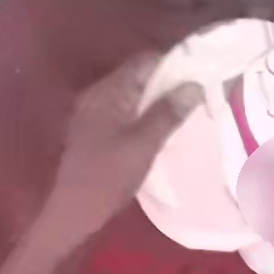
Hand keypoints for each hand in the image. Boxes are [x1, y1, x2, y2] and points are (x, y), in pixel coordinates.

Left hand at [34, 50, 202, 249]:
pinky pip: (124, 110)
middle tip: (198, 93)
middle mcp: (97, 95)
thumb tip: (194, 85)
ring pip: (132, 94)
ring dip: (157, 99)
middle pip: (138, 75)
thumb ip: (168, 112)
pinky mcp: (94, 130)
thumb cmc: (108, 176)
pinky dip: (144, 113)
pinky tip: (162, 126)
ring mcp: (93, 112)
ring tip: (186, 109)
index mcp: (107, 91)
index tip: (201, 72)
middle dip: (168, 81)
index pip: (143, 61)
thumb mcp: (143, 144)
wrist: (72, 212)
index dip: (173, 62)